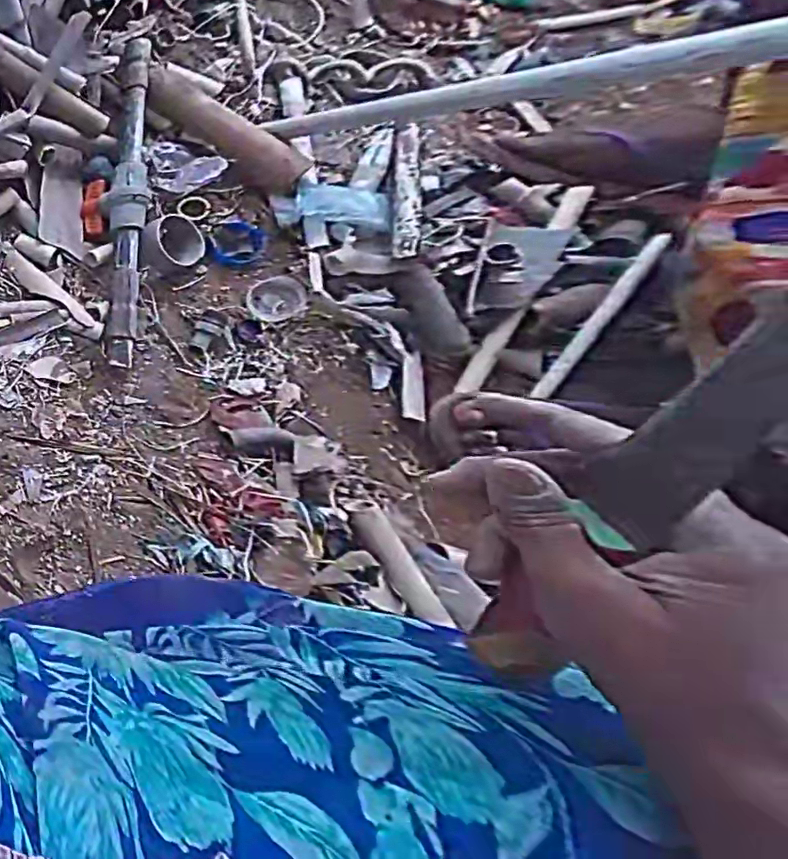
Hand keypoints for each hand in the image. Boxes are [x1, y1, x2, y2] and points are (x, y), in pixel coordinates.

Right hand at [459, 458, 787, 850]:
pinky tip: (517, 579)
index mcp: (716, 534)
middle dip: (510, 492)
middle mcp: (717, 538)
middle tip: (445, 492)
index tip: (475, 410)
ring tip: (489, 567)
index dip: (535, 422)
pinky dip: (553, 558)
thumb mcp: (582, 599)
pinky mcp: (685, 587)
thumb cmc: (669, 689)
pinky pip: (603, 549)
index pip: (614, 450)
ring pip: (588, 519)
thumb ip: (538, 525)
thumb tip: (502, 467)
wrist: (741, 776)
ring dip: (523, 536)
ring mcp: (703, 564)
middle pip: (590, 484)